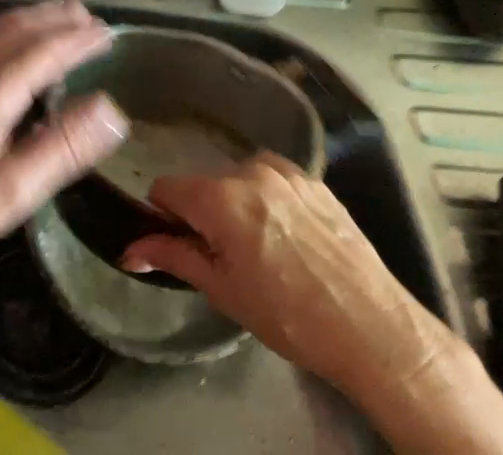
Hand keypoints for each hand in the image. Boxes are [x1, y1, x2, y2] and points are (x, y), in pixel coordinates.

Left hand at [0, 0, 129, 279]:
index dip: (80, 40)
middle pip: (18, 31)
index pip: (47, 52)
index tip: (109, 33)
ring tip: (50, 15)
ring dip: (23, 19)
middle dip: (54, 19)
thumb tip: (111, 109)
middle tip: (87, 15)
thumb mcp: (14, 189)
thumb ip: (63, 147)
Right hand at [120, 153, 458, 401]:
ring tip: (261, 248)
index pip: (165, 188)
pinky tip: (288, 238)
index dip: (164, 217)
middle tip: (224, 257)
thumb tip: (128, 250)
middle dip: (203, 213)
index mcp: (219, 198)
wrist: (374, 329)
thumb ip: (172, 257)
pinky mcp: (318, 184)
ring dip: (236, 204)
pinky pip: (275, 181)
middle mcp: (250, 173)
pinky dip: (269, 200)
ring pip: (239, 180)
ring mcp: (289, 175)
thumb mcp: (221, 290)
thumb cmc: (288, 316)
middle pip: (204, 184)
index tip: (180, 244)